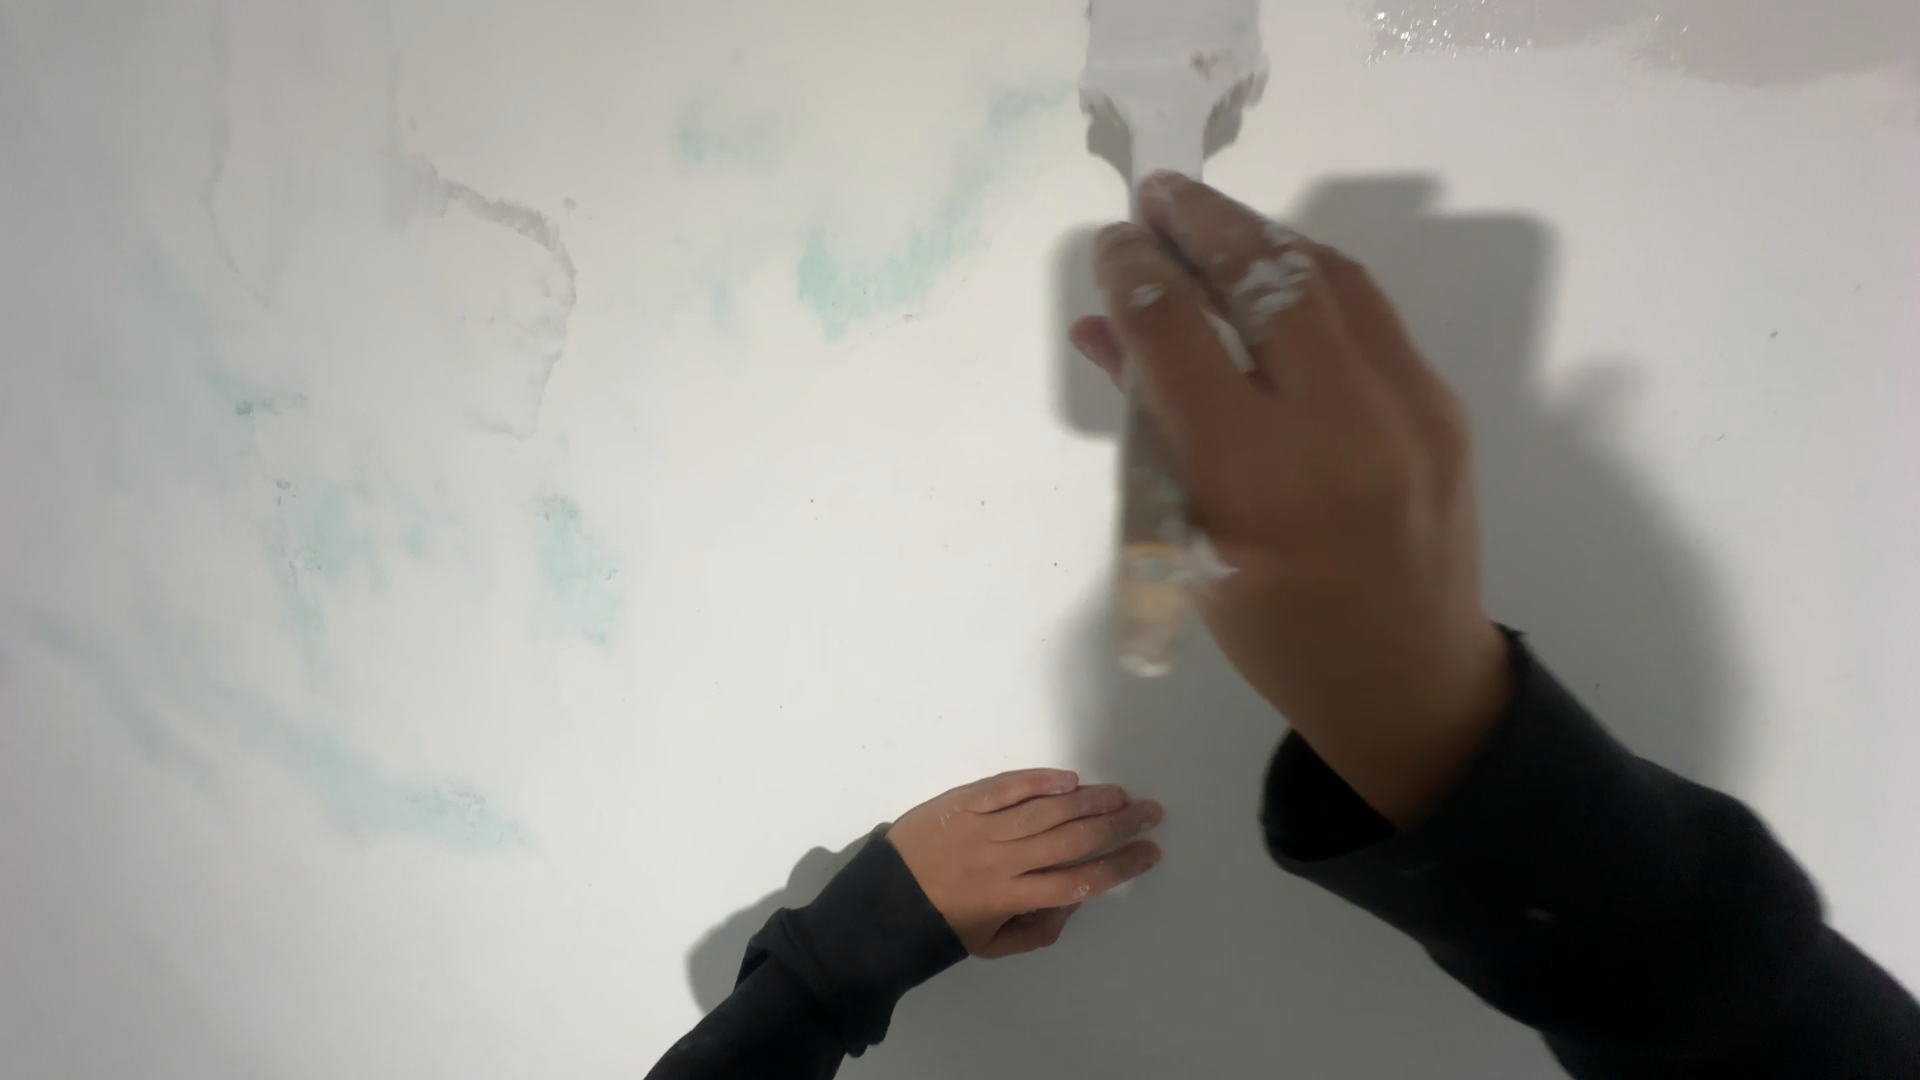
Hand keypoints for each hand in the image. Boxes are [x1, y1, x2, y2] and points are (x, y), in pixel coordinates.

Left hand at [885, 769, 1162, 958]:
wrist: (880, 900)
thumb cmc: (939, 924)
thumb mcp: (991, 945)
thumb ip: (1037, 929)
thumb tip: (1076, 901)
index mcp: (1014, 897)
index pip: (1082, 880)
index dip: (1122, 865)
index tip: (1150, 851)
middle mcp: (1005, 860)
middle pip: (1073, 839)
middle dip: (1118, 825)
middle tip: (1148, 811)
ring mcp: (984, 827)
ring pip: (1047, 810)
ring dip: (1088, 800)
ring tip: (1118, 793)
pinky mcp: (964, 802)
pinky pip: (1007, 788)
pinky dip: (1039, 781)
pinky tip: (1068, 778)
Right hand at [1069, 172, 1510, 825]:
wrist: (1406, 681)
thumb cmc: (1270, 632)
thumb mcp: (1186, 539)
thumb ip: (1147, 428)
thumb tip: (1102, 334)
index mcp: (1254, 479)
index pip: (1181, 337)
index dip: (1137, 276)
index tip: (1111, 243)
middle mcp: (1339, 425)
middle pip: (1266, 279)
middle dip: (1201, 223)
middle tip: (1156, 193)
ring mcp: (1408, 408)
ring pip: (1330, 278)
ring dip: (1259, 235)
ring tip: (1207, 217)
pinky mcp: (1442, 404)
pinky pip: (1367, 312)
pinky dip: (1307, 275)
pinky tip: (1270, 273)